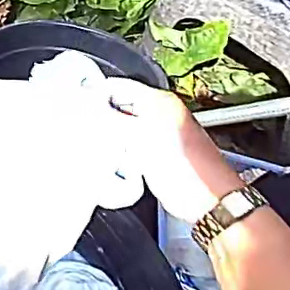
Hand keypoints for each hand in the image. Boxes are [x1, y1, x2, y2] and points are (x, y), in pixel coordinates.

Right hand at [104, 80, 244, 221]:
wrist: (210, 203)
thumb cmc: (186, 170)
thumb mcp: (140, 139)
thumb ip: (112, 120)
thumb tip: (90, 109)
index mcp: (160, 101)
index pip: (118, 86)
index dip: (96, 93)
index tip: (79, 105)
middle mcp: (162, 113)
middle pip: (119, 106)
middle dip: (102, 116)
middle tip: (90, 129)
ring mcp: (160, 133)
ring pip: (122, 127)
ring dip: (111, 136)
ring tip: (106, 147)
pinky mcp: (158, 153)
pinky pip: (129, 145)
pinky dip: (121, 151)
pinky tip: (118, 161)